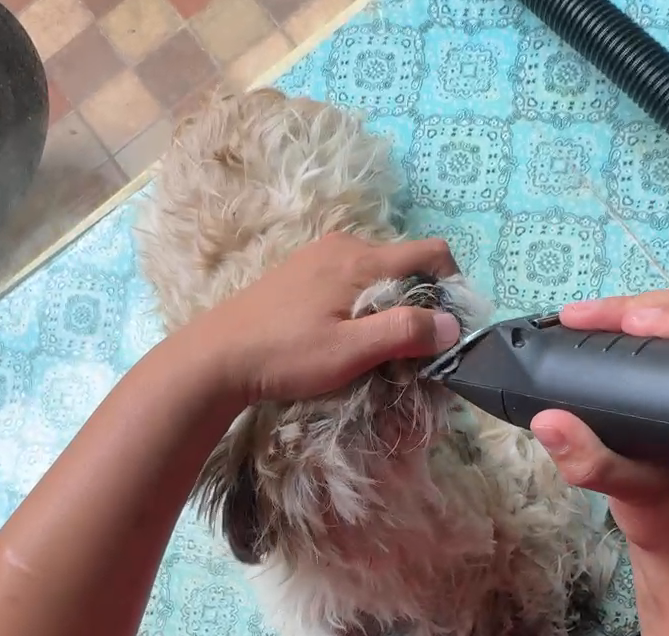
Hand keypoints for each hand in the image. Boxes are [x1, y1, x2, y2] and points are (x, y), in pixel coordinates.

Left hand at [167, 233, 465, 404]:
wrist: (217, 357)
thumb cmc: (285, 355)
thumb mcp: (349, 352)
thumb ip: (402, 333)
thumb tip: (450, 324)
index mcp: (361, 258)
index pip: (432, 253)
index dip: (452, 288)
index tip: (445, 329)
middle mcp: (343, 245)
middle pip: (404, 262)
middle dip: (419, 300)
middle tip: (412, 347)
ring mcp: (318, 256)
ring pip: (376, 272)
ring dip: (389, 304)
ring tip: (377, 346)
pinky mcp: (300, 272)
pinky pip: (349, 279)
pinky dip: (361, 302)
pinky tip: (344, 334)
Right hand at [530, 285, 668, 563]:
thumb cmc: (667, 514)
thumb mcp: (628, 492)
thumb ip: (591, 463)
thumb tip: (546, 420)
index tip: (635, 327)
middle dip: (652, 306)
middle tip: (592, 319)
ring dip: (643, 306)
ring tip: (590, 318)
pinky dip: (641, 319)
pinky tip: (606, 325)